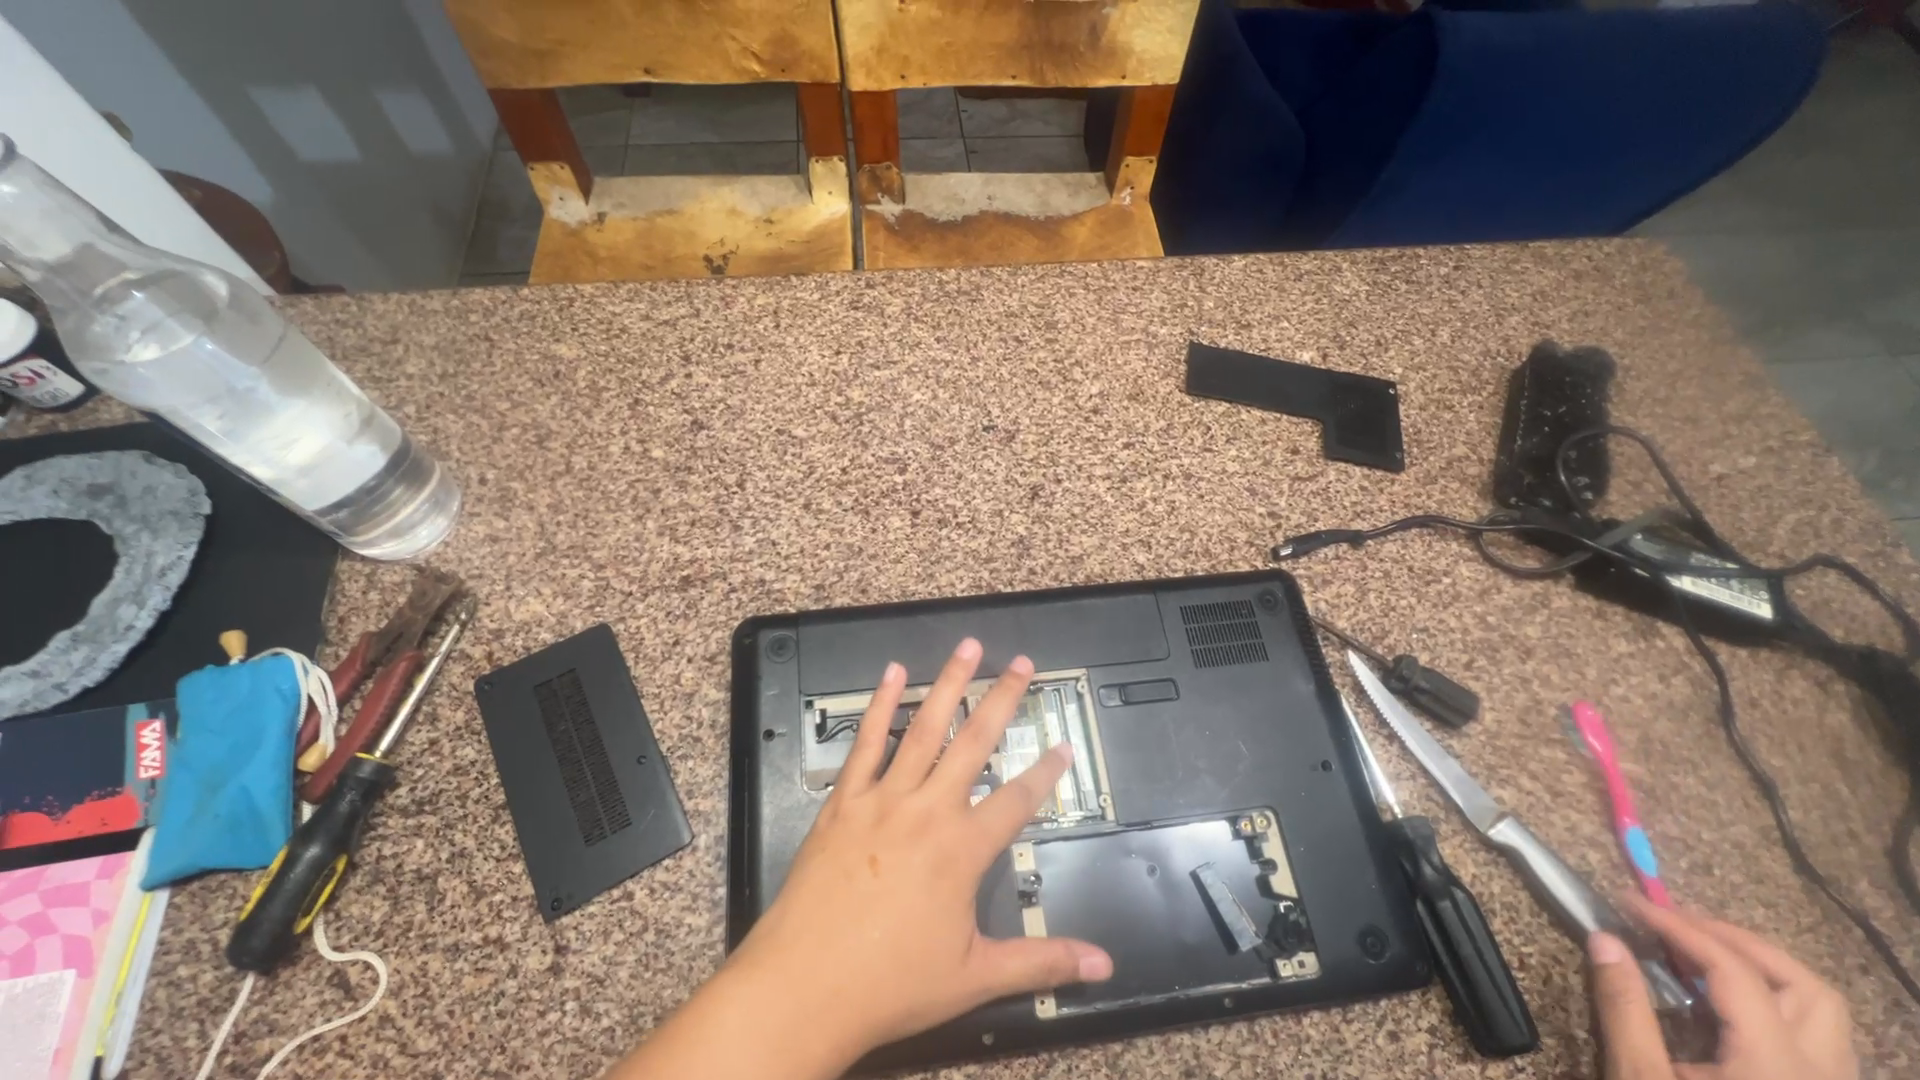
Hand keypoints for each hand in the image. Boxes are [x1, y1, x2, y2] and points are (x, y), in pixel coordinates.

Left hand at [722, 639, 1112, 1071]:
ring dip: (947, 685)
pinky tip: (891, 674)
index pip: (1018, 800)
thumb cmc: (891, 982)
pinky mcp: (843, 801)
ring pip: (922, 729)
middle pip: (974, 743)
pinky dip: (878, 705)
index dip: (1046, 772)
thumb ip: (1042, 963)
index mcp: (963, 849)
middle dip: (1002, 699)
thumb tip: (1103, 965)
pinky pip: (864, 743)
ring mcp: (882, 799)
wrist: (804, 985)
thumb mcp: (975, 977)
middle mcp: (927, 810)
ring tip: (967, 648)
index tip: (1064, 745)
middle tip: (1021, 662)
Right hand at [1588, 895, 1857, 1079]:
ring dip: (1759, 967)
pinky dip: (1768, 1000)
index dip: (1681, 929)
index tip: (1631, 904)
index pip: (1733, 970)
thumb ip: (1624, 1007)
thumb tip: (1606, 939)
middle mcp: (1823, 1075)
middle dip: (1735, 941)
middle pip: (1802, 984)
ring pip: (1820, 1011)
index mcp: (1776, 1065)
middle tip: (1673, 922)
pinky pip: (1813, 1036)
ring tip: (1696, 952)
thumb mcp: (1638, 1078)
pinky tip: (1718, 1001)